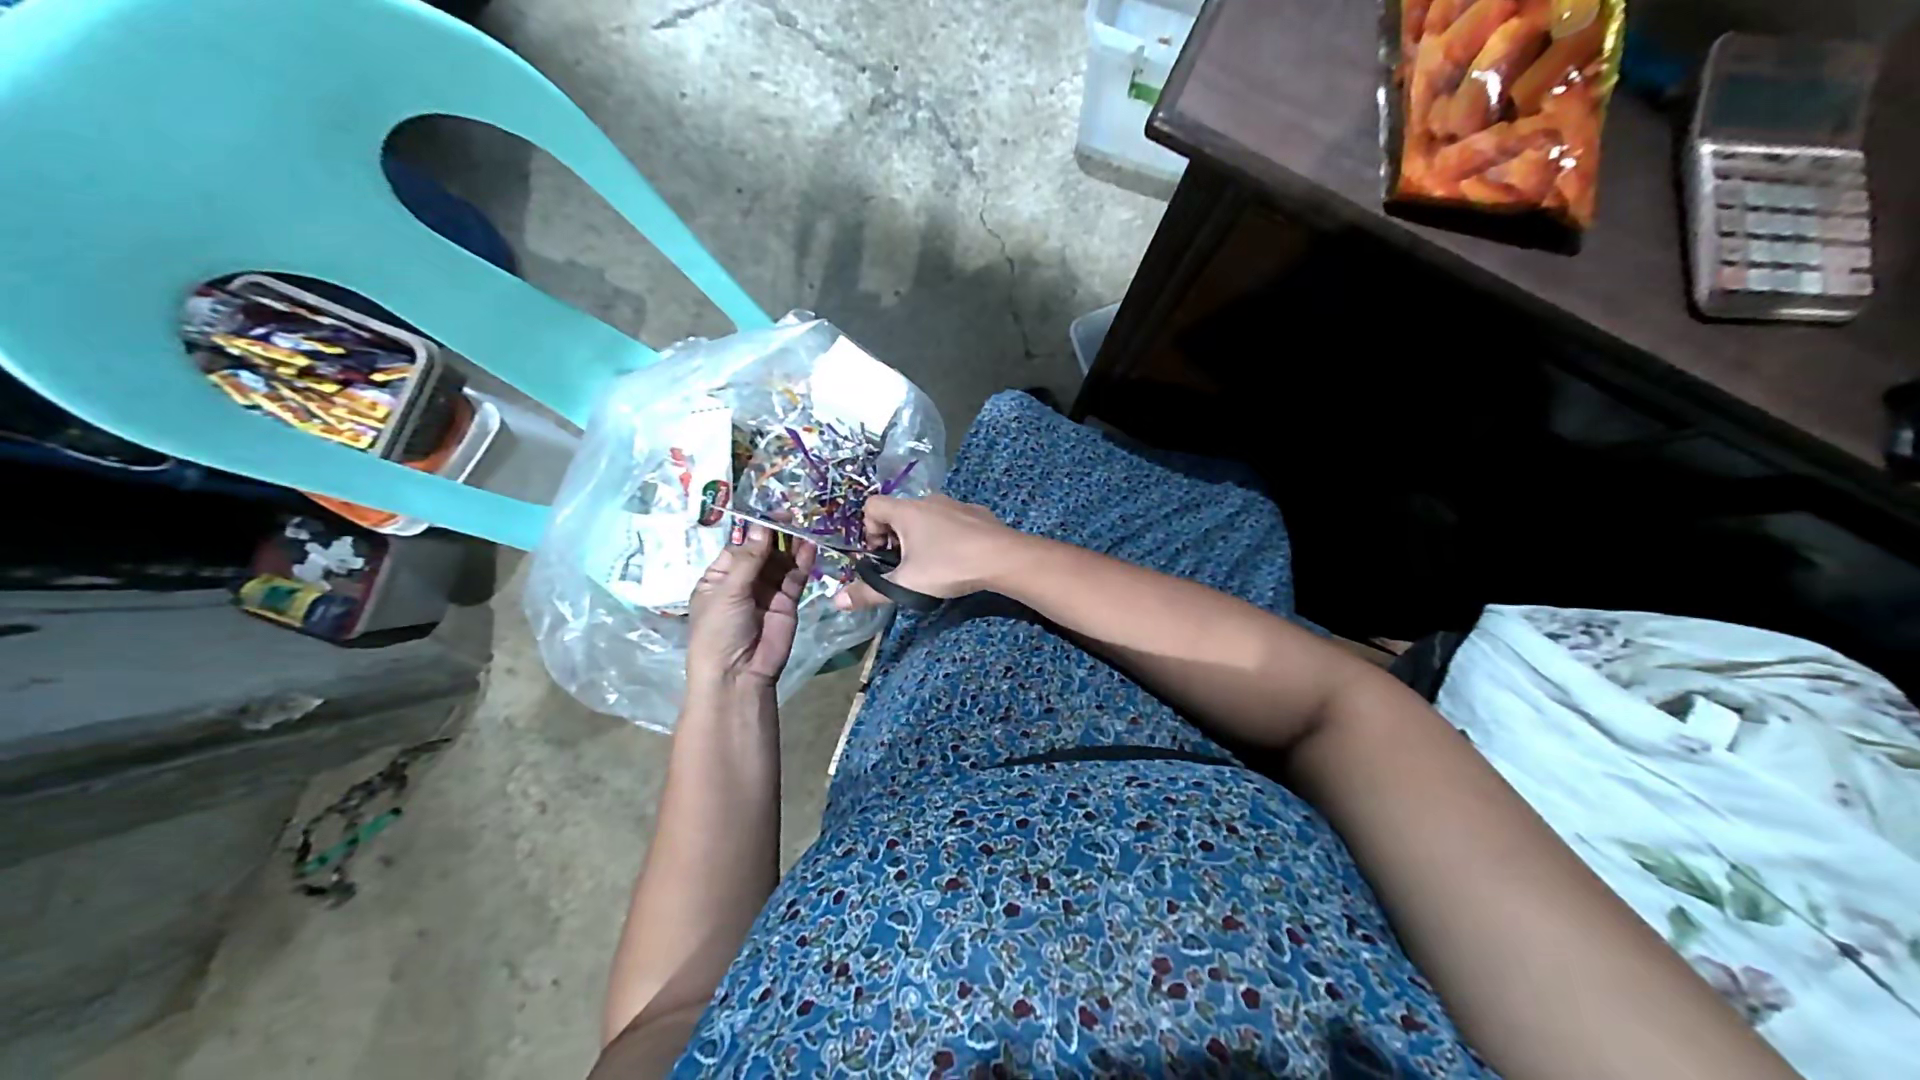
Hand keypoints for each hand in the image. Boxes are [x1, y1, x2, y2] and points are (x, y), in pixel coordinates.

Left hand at [687, 525, 816, 687]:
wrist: (738, 675)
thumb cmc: (719, 631)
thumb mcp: (727, 591)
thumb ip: (749, 559)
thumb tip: (762, 526)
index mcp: (718, 577)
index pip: (738, 546)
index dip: (754, 528)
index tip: (771, 510)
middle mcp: (742, 582)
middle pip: (762, 551)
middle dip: (776, 533)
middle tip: (794, 513)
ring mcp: (766, 592)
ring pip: (781, 561)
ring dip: (791, 544)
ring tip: (805, 524)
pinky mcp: (787, 602)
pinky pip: (795, 577)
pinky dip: (803, 561)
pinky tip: (810, 545)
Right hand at [834, 495, 1021, 611]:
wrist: (1003, 557)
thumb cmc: (949, 566)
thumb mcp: (906, 584)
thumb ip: (870, 592)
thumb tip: (837, 601)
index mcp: (907, 511)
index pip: (872, 506)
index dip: (868, 530)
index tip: (880, 555)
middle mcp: (929, 500)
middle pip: (899, 512)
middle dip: (894, 537)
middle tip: (903, 565)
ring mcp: (955, 504)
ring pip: (926, 516)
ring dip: (920, 536)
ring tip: (930, 564)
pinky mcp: (977, 513)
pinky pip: (950, 520)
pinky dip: (945, 535)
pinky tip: (957, 558)